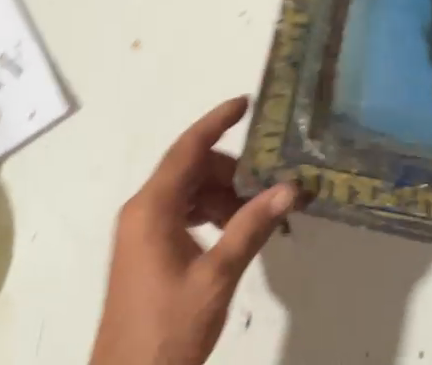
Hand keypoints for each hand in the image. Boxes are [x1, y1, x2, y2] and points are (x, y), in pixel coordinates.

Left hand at [89, 96, 297, 364]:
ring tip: (258, 212)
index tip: (246, 102)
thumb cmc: (169, 328)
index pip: (188, 148)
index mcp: (152, 208)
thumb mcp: (216, 277)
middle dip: (230, 171)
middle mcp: (142, 210)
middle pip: (190, 169)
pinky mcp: (146, 250)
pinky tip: (235, 232)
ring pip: (188, 192)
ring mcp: (141, 231)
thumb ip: (251, 228)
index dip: (217, 121)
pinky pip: (181, 213)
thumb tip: (290, 188)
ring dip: (222, 195)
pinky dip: (210, 214)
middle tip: (269, 181)